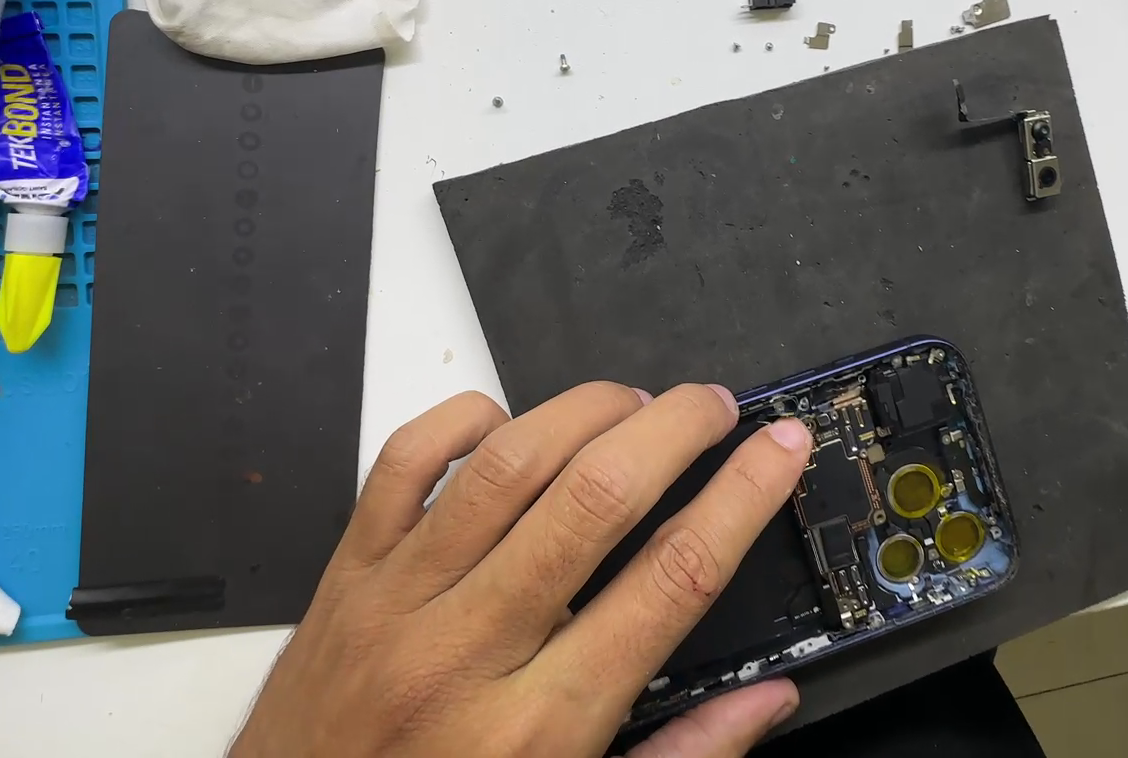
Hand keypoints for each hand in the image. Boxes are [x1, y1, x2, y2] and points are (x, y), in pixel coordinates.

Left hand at [230, 380, 813, 757]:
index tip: (781, 445)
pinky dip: (465, 417)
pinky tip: (512, 420)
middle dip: (672, 430)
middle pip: (592, 499)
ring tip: (635, 402)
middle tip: (713, 404)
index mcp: (540, 728)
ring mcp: (398, 599)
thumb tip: (773, 697)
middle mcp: (469, 648)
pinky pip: (405, 461)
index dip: (741, 498)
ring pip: (506, 464)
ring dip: (586, 411)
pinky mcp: (347, 571)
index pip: (670, 580)